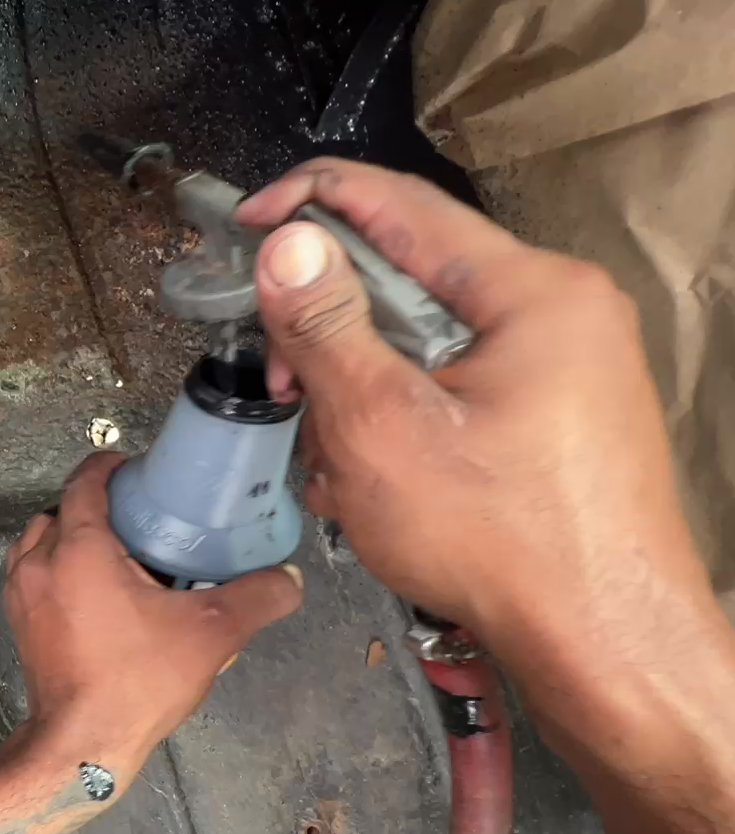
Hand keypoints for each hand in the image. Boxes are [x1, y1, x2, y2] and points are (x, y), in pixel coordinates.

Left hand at [1, 452, 302, 785]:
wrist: (81, 737)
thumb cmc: (138, 678)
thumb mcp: (210, 633)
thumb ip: (257, 596)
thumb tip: (288, 577)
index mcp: (77, 549)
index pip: (84, 484)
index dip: (106, 465)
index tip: (131, 465)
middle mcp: (38, 561)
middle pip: (59, 510)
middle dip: (91, 504)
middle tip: (134, 516)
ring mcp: (19, 590)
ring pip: (36, 539)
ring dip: (66, 534)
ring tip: (112, 551)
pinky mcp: (15, 617)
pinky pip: (29, 570)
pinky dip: (52, 564)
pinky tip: (90, 589)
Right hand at [234, 159, 717, 749]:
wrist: (591, 634)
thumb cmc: (489, 528)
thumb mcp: (380, 423)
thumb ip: (326, 327)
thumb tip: (284, 242)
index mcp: (527, 293)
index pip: (403, 207)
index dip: (312, 199)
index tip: (242, 220)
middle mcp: (544, 312)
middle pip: (398, 279)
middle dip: (317, 326)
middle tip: (275, 383)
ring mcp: (540, 363)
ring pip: (404, 340)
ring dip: (339, 382)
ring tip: (320, 447)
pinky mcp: (525, 409)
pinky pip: (424, 383)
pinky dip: (372, 413)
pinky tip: (354, 467)